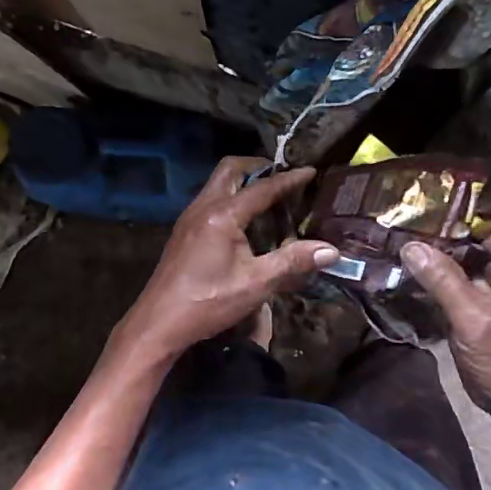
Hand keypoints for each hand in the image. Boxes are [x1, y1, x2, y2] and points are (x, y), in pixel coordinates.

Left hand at [111, 158, 337, 359]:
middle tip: (283, 177)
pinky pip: (210, 200)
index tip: (311, 171)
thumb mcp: (256, 283)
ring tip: (269, 197)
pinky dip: (230, 198)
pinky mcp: (184, 231)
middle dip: (258, 167)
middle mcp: (203, 207)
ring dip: (242, 182)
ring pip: (217, 184)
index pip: (262, 187)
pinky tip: (245, 222)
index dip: (289, 179)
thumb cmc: (208, 302)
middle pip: (231, 170)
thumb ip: (292, 261)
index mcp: (222, 215)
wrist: (159, 322)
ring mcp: (189, 218)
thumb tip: (331, 250)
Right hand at [399, 221, 490, 432]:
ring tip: (405, 242)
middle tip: (406, 225)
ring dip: (442, 256)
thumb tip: (411, 246)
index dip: (458, 218)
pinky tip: (416, 269)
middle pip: (480, 243)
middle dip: (444, 236)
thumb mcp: (473, 320)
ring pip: (471, 261)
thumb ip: (443, 280)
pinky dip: (444, 276)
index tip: (420, 210)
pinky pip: (467, 281)